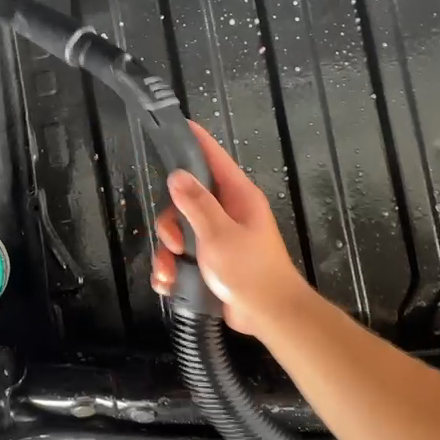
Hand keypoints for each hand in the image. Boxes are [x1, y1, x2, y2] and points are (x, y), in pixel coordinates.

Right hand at [149, 124, 317, 340]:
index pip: (213, 158)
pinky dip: (173, 269)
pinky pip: (183, 257)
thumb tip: (176, 174)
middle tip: (175, 243)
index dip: (195, 141)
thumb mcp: (218, 234)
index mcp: (237, 197)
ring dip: (168, 253)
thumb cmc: (250, 270)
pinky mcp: (212, 262)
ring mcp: (219, 238)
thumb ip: (196, 203)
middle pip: (185, 201)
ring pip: (179, 232)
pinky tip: (168, 283)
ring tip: (170, 272)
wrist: (270, 315)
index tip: (178, 125)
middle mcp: (227, 213)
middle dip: (171, 224)